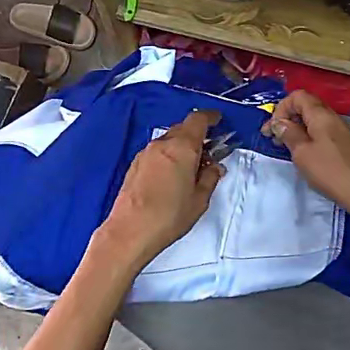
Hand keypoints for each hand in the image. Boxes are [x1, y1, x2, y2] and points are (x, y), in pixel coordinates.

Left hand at [93, 111, 224, 270]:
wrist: (130, 232)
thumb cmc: (169, 216)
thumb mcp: (200, 199)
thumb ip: (210, 177)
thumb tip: (214, 167)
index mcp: (182, 147)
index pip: (198, 119)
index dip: (210, 117)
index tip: (219, 120)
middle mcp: (162, 144)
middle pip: (183, 128)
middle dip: (198, 136)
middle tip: (209, 153)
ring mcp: (145, 154)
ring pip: (169, 141)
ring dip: (182, 147)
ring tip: (191, 169)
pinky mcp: (135, 165)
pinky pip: (157, 152)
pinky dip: (169, 156)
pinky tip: (173, 176)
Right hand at [264, 91, 349, 216]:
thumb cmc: (329, 170)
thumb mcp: (301, 152)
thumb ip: (289, 133)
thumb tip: (279, 123)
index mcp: (321, 114)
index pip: (298, 96)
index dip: (281, 108)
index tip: (272, 128)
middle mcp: (332, 117)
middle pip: (305, 106)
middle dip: (286, 118)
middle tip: (274, 137)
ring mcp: (339, 130)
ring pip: (312, 120)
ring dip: (296, 129)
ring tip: (285, 146)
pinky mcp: (342, 143)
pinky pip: (320, 132)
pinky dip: (307, 137)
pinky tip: (302, 153)